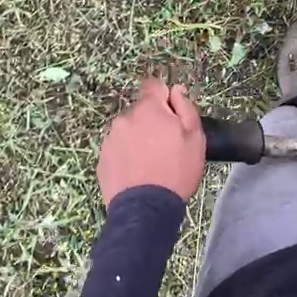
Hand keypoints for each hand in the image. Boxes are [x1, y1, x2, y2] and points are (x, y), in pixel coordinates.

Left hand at [97, 77, 205, 206]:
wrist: (145, 210)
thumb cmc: (176, 171)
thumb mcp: (194, 137)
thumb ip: (185, 107)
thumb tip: (176, 90)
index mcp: (148, 109)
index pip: (153, 85)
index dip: (164, 96)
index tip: (172, 113)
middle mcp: (125, 118)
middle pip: (141, 111)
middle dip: (152, 121)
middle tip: (166, 145)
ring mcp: (110, 139)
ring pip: (129, 130)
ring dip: (138, 138)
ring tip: (151, 162)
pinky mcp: (102, 160)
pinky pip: (118, 148)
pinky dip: (127, 154)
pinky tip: (138, 172)